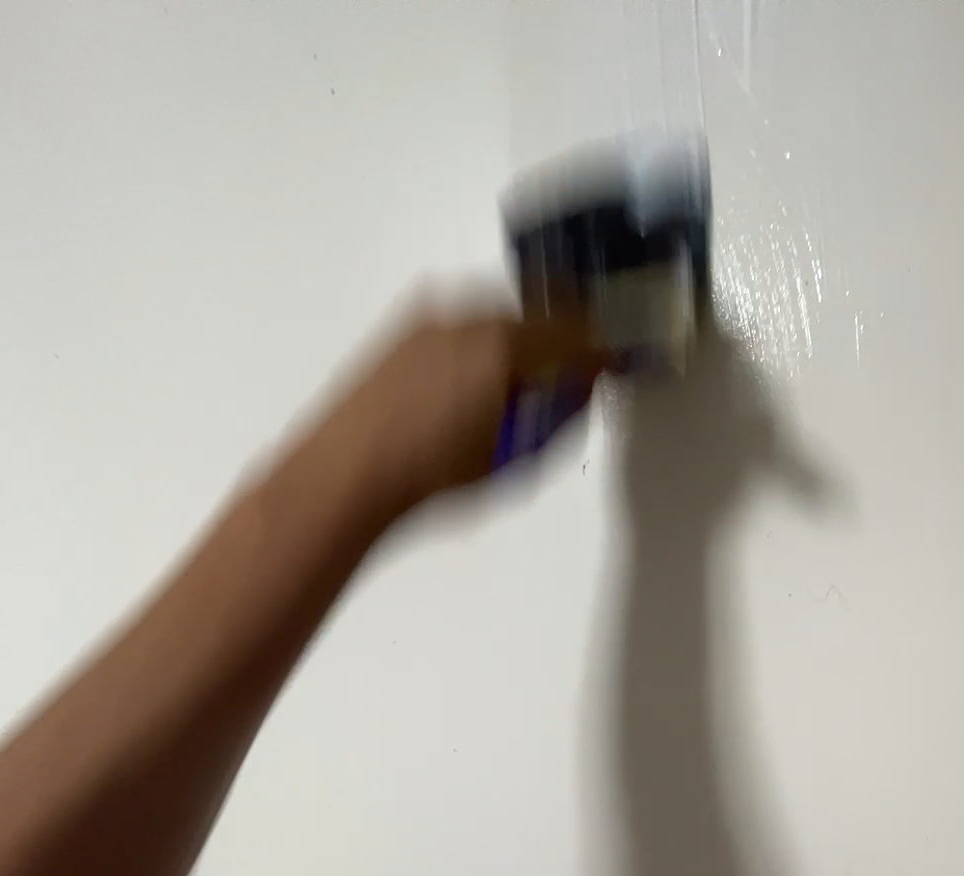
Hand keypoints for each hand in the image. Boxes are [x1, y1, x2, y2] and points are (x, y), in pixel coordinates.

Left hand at [312, 291, 609, 514]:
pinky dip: (491, 341)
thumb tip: (584, 386)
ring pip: (504, 315)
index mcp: (505, 345)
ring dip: (528, 338)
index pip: (577, 336)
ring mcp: (434, 318)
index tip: (619, 363)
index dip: (604, 352)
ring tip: (532, 378)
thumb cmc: (438, 472)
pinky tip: (486, 377)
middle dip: (567, 339)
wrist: (344, 473)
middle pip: (542, 314)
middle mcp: (470, 316)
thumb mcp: (518, 455)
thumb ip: (562, 413)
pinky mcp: (408, 329)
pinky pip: (469, 322)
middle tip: (579, 371)